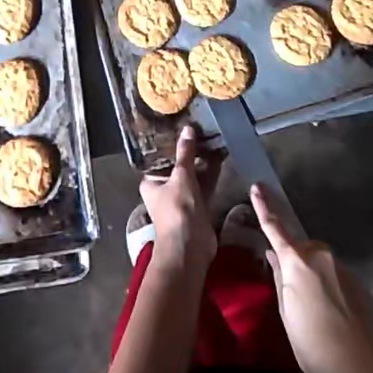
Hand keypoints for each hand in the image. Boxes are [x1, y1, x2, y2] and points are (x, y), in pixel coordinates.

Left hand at [139, 126, 221, 274]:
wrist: (190, 247)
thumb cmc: (178, 209)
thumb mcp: (181, 176)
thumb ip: (186, 153)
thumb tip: (188, 128)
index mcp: (151, 182)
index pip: (161, 157)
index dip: (172, 143)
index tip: (184, 126)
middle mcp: (164, 188)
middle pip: (178, 165)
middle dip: (190, 151)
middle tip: (203, 129)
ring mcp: (182, 198)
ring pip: (193, 174)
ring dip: (203, 160)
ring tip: (214, 138)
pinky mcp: (198, 205)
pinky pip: (204, 185)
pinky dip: (211, 173)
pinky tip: (221, 156)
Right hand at [251, 184, 372, 372]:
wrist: (363, 372)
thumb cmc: (313, 346)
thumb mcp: (286, 314)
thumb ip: (279, 279)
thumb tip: (275, 255)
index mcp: (297, 262)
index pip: (275, 228)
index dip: (264, 207)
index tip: (257, 185)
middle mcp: (322, 257)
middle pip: (299, 249)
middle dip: (292, 261)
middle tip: (288, 294)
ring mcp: (344, 269)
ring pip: (317, 263)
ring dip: (310, 277)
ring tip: (310, 313)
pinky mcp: (359, 285)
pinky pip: (334, 277)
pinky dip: (327, 289)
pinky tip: (330, 317)